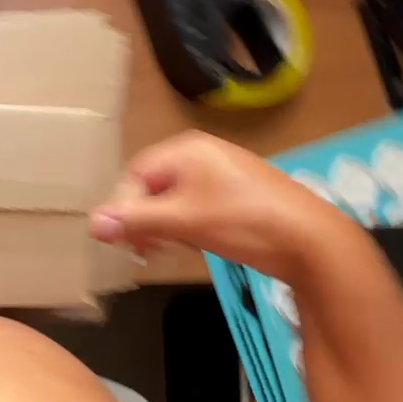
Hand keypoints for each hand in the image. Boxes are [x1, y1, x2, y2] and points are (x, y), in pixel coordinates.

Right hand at [89, 131, 360, 288]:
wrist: (311, 241)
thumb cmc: (243, 223)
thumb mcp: (184, 222)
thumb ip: (136, 221)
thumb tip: (91, 223)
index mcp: (186, 150)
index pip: (135, 176)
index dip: (124, 209)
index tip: (122, 242)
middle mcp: (200, 154)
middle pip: (151, 187)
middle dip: (143, 220)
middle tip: (143, 252)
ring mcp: (219, 174)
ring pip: (171, 200)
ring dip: (162, 227)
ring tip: (166, 252)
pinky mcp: (233, 196)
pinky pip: (192, 207)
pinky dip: (183, 227)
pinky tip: (190, 247)